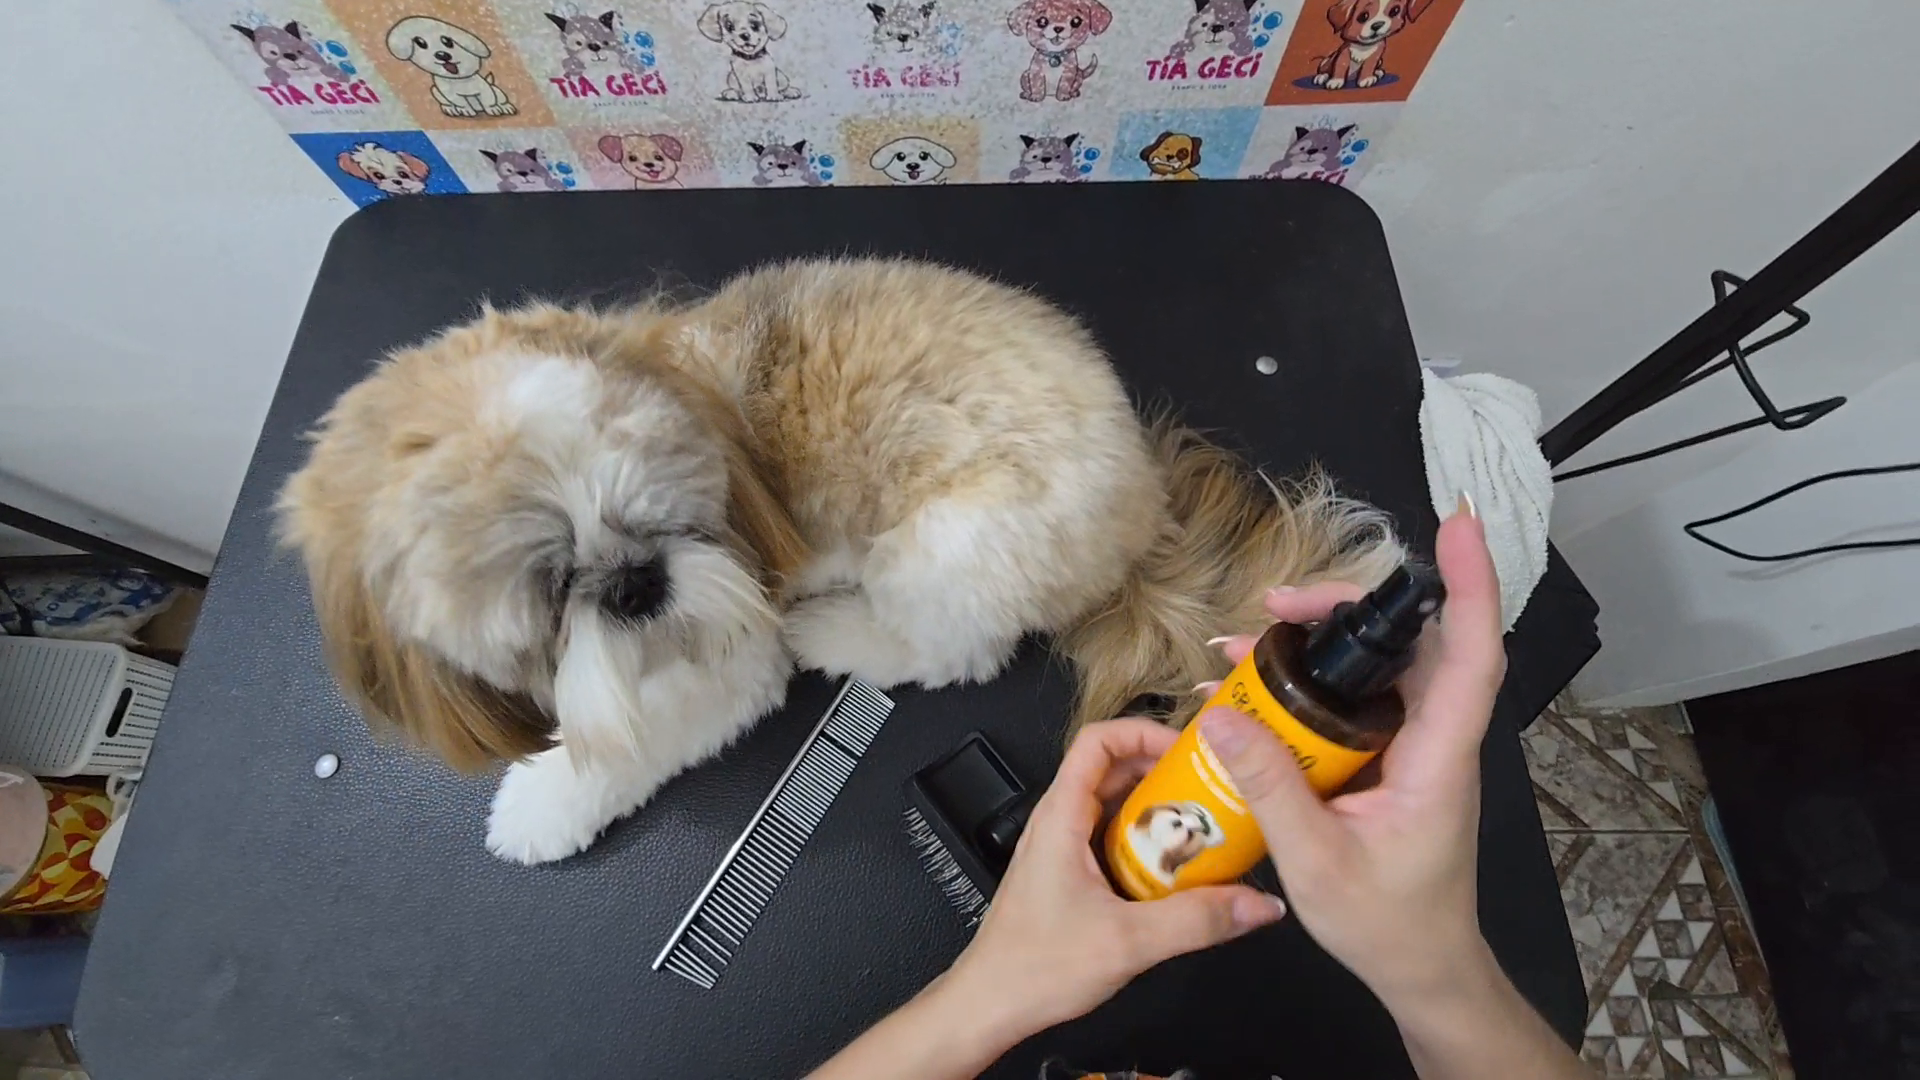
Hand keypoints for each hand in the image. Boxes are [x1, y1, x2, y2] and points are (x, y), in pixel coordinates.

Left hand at [944, 718, 1287, 1038]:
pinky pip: (1110, 832)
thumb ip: (1197, 921)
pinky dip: (1144, 834)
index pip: (1097, 740)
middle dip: (1161, 768)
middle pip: (1111, 767)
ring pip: (1112, 801)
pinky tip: (1176, 863)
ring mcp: (1062, 842)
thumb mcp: (1128, 941)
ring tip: (1203, 819)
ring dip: (1155, 803)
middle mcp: (1060, 817)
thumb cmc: (1039, 965)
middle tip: (1209, 785)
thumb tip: (1258, 903)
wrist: (991, 1001)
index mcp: (1062, 813)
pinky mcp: (1069, 867)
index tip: (1186, 750)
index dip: (1142, 732)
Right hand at [1198, 504, 1505, 1002]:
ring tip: (1239, 643)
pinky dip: (1295, 686)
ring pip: (1367, 670)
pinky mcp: (1376, 758)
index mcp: (1438, 760)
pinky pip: (1340, 703)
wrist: (1418, 967)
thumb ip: (1271, 788)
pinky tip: (1238, 691)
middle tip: (1275, 603)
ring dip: (1308, 645)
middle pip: (1405, 646)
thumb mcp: (1317, 861)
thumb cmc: (1386, 924)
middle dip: (1342, 609)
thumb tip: (1220, 715)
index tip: (1460, 526)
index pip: (1471, 657)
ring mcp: (1403, 747)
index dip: (1471, 586)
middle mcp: (1428, 739)